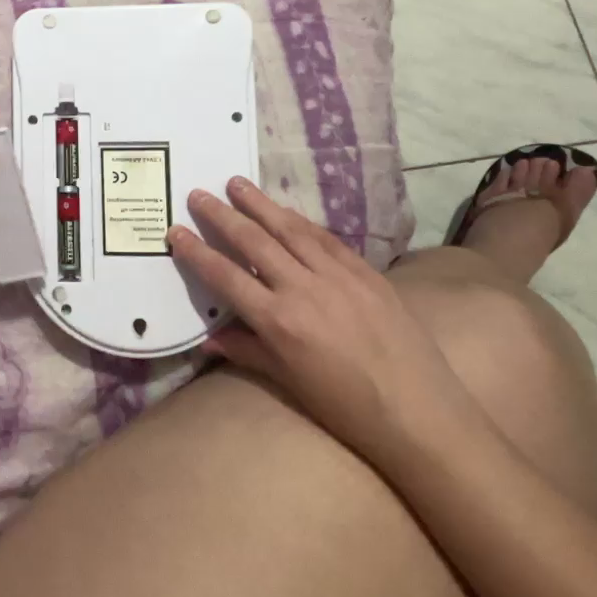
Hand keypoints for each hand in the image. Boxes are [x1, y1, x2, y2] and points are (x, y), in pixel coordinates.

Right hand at [168, 177, 483, 460]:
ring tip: (237, 183)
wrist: (420, 413)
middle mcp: (303, 289)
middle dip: (222, 215)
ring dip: (260, 204)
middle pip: (253, 241)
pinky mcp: (367, 272)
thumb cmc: (347, 408)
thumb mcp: (289, 383)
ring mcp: (338, 276)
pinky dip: (301, 221)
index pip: (226, 276)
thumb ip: (247, 351)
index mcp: (279, 321)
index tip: (175, 231)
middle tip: (199, 194)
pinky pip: (326, 238)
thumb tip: (209, 338)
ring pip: (290, 229)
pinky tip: (286, 211)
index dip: (197, 252)